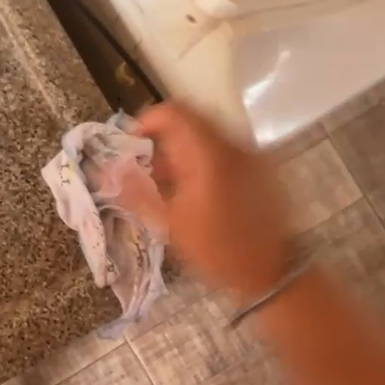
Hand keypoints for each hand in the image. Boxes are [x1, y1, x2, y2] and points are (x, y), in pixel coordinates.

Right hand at [121, 102, 294, 299]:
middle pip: (191, 120)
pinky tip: (199, 189)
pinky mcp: (263, 166)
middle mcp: (232, 144)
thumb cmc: (217, 250)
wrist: (272, 271)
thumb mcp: (170, 224)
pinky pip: (226, 149)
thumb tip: (112, 169)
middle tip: (150, 167)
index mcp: (208, 154)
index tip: (134, 145)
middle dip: (165, 138)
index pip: (172, 112)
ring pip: (209, 134)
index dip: (147, 122)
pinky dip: (206, 158)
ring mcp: (252, 154)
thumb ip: (138, 191)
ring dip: (185, 149)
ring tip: (172, 181)